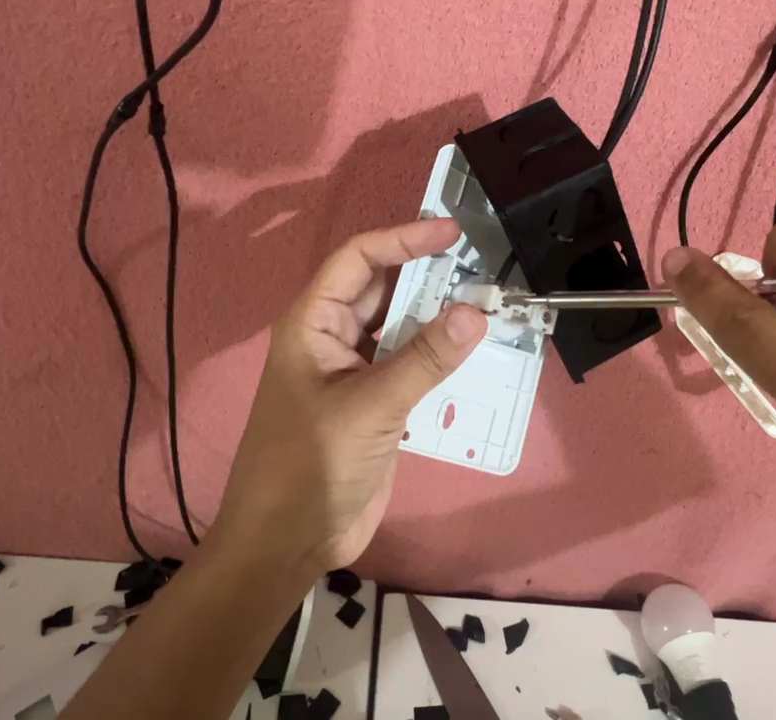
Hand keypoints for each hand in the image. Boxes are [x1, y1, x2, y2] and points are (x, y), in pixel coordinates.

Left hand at [212, 217, 486, 576]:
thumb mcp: (370, 407)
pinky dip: (439, 355)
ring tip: (488, 300)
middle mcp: (333, 338)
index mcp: (314, 323)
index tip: (452, 232)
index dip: (403, 239)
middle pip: (383, 289)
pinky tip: (475, 350)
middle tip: (481, 262)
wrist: (287, 543)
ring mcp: (354, 372)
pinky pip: (411, 365)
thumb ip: (424, 359)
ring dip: (437, 315)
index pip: (359, 260)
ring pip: (400, 328)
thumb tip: (476, 311)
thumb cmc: (310, 463)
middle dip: (427, 274)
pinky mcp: (375, 404)